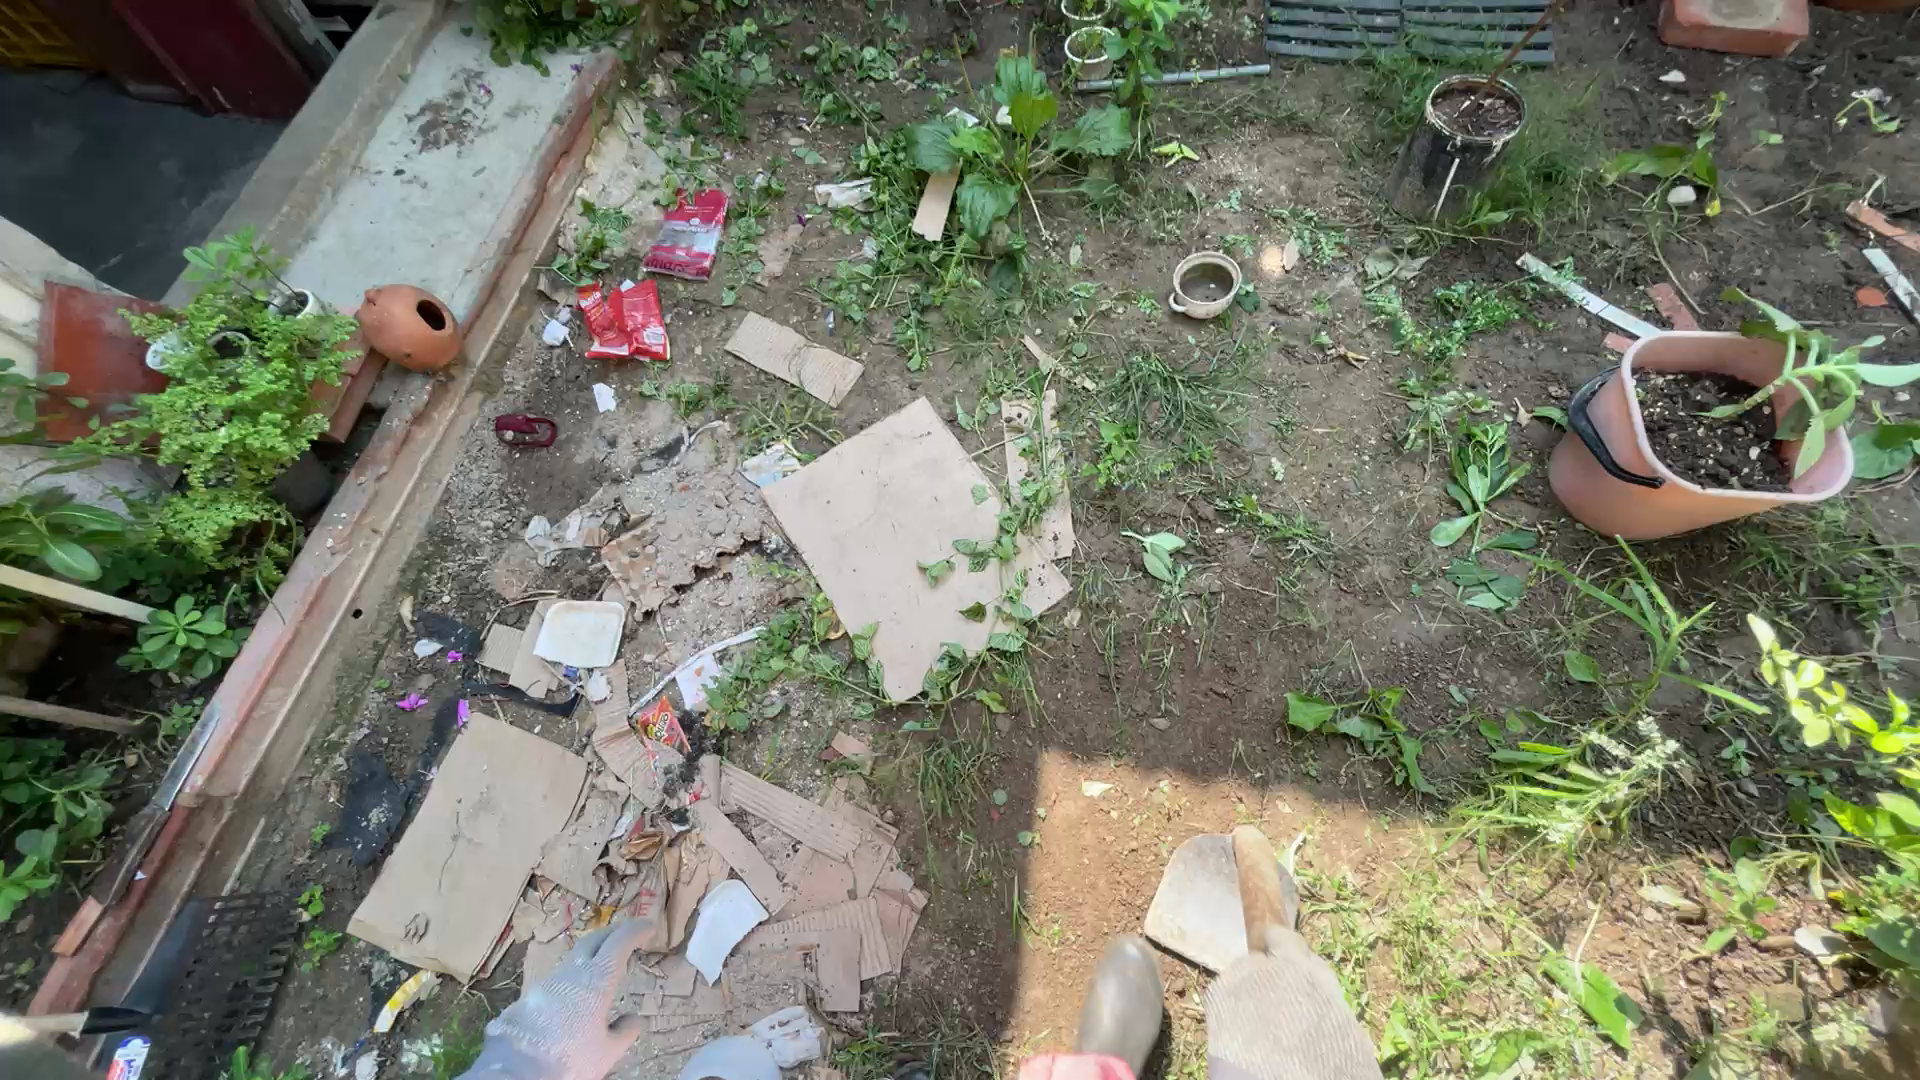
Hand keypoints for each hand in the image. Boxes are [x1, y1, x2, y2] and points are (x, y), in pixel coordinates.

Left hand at [459, 917, 652, 1079]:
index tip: (649, 928)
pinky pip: (552, 985)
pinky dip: (566, 984)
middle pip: (594, 939)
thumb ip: (624, 1033)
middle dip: (612, 933)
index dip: (637, 929)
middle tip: (625, 938)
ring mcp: (544, 985)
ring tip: (596, 973)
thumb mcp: (606, 1054)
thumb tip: (634, 1019)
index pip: (621, 939)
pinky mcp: (523, 1002)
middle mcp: (571, 973)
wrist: (511, 1077)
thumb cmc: (568, 1061)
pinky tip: (566, 1003)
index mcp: (598, 978)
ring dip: (588, 959)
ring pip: (571, 962)